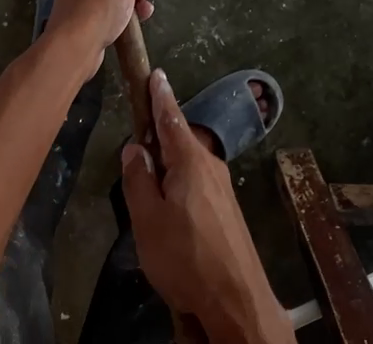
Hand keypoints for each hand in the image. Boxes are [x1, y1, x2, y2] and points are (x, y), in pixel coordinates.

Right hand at [120, 71, 290, 343]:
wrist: (237, 298)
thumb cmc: (186, 257)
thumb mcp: (148, 220)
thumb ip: (138, 180)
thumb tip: (135, 147)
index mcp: (190, 161)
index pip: (171, 117)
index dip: (160, 96)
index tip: (155, 74)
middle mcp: (210, 165)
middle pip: (179, 141)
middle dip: (157, 139)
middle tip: (136, 150)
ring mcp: (221, 187)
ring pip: (187, 165)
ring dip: (167, 166)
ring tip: (147, 189)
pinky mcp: (226, 209)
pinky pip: (196, 183)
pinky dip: (179, 184)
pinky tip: (168, 210)